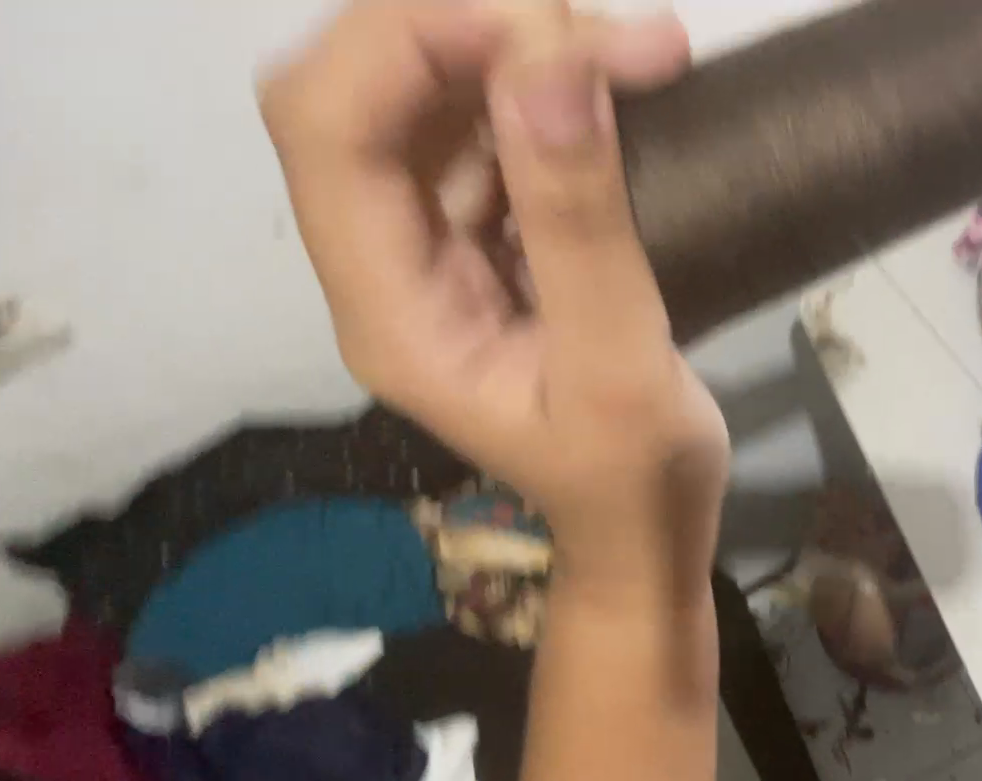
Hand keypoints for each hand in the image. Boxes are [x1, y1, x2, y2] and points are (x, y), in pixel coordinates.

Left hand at [261, 0, 729, 593]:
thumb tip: (553, 64)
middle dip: (484, 34)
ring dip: (532, 59)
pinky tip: (623, 90)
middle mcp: (393, 269)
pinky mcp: (499, 255)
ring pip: (444, 110)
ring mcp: (445, 258)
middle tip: (620, 36)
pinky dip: (557, 104)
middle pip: (377, 96)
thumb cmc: (638, 480)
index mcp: (392, 314)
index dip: (412, 42)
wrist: (650, 531)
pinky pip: (501, 146)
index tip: (553, 32)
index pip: (331, 128)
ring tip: (644, 51)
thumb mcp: (620, 371)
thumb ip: (582, 232)